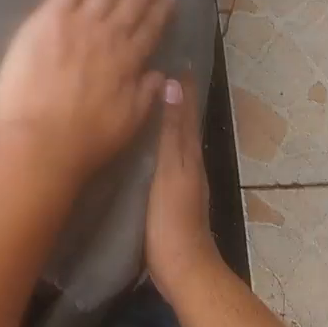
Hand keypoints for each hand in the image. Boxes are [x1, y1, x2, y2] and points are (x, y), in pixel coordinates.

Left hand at [0, 0, 175, 186]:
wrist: (42, 139)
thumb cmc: (82, 140)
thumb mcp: (128, 124)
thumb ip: (146, 96)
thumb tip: (161, 75)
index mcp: (129, 63)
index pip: (150, 29)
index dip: (161, 8)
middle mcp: (111, 36)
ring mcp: (83, 22)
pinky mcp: (53, 15)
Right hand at [146, 75, 223, 285]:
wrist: (182, 270)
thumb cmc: (171, 218)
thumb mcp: (169, 170)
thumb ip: (169, 131)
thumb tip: (171, 85)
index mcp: (188, 152)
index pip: (186, 108)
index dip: (182, 85)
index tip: (173, 57)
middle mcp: (186, 161)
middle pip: (180, 121)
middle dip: (171, 96)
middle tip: (153, 69)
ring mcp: (178, 180)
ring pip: (171, 138)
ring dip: (162, 117)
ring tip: (142, 97)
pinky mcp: (166, 195)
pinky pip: (161, 156)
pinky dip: (154, 140)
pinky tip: (139, 142)